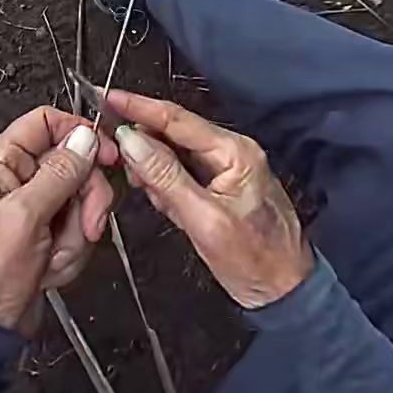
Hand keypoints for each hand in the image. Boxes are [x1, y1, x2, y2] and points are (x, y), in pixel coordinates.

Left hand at [0, 107, 118, 333]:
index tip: (105, 155)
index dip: (79, 133)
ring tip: (53, 253)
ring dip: (77, 231)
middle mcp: (17, 176)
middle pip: (74, 162)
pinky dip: (72, 249)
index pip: (46, 122)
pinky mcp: (47, 228)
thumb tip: (84, 139)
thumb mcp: (25, 216)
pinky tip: (51, 266)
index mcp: (1, 160)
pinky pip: (79, 226)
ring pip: (82, 198)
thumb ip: (59, 173)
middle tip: (85, 222)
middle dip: (84, 199)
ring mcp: (34, 203)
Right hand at [106, 90, 313, 308]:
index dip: (138, 106)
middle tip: (113, 155)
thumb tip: (130, 140)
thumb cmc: (256, 260)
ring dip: (150, 169)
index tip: (107, 97)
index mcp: (234, 151)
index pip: (176, 118)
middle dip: (140, 143)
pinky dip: (161, 183)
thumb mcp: (204, 219)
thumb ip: (165, 176)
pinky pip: (176, 172)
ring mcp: (221, 168)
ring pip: (170, 153)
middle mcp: (228, 151)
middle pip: (170, 132)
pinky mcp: (213, 184)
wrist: (285, 295)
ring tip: (148, 191)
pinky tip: (162, 200)